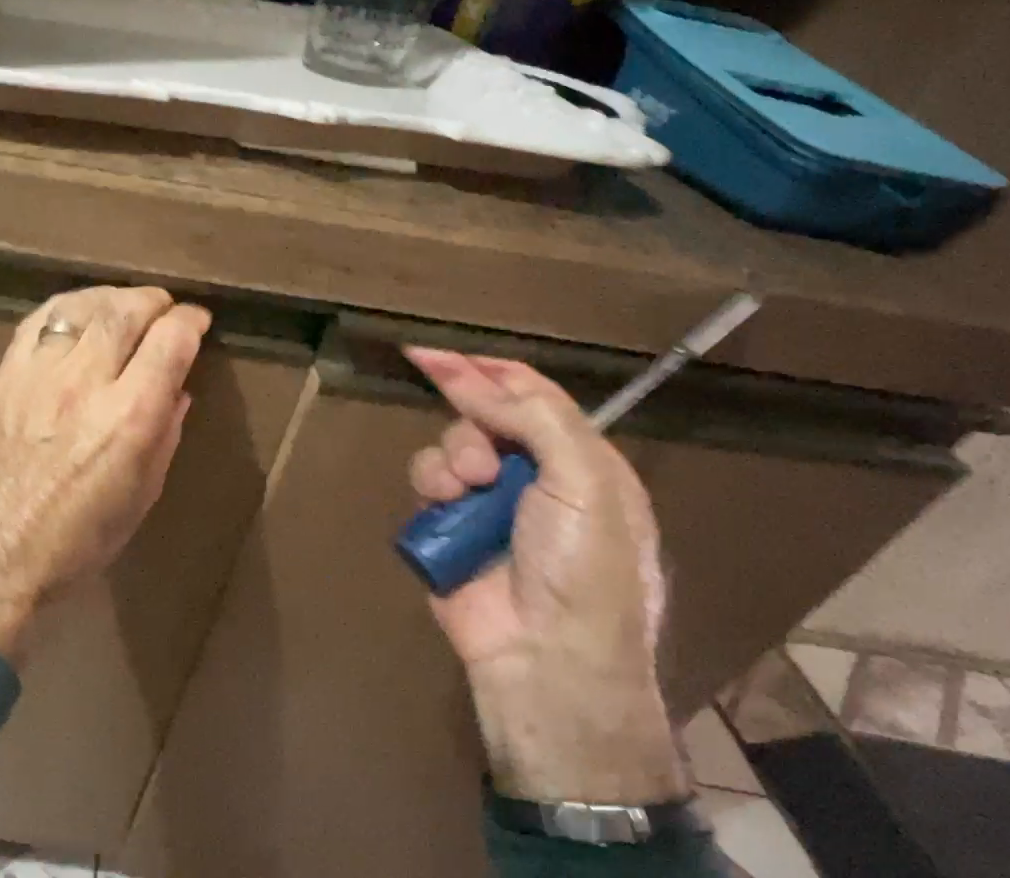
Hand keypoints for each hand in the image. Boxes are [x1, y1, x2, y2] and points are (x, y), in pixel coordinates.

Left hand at [0, 286, 210, 664]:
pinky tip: (79, 315)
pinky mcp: (5, 376)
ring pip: (83, 305)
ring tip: (126, 307)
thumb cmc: (79, 541)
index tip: (198, 322)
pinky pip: (39, 319)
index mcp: (129, 419)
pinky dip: (68, 307)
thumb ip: (165, 435)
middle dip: (156, 302)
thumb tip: (177, 390)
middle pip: (128, 310)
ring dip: (114, 298)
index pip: (171, 340)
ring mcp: (38, 375)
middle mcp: (85, 384)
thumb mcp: (142, 497)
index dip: (192, 321)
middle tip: (166, 310)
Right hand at [404, 348, 687, 804]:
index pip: (531, 396)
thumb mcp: (584, 480)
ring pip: (447, 450)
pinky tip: (442, 512)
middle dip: (471, 430)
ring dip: (449, 463)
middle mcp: (533, 478)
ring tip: (463, 495)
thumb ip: (533, 416)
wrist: (546, 656)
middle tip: (483, 466)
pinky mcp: (448, 532)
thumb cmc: (583, 565)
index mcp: (581, 461)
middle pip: (481, 418)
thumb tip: (471, 377)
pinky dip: (429, 492)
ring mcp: (487, 507)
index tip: (434, 354)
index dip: (486, 371)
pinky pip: (425, 487)